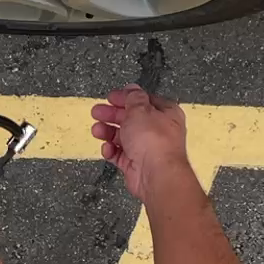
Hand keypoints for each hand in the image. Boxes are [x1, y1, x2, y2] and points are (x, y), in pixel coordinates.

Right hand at [91, 85, 194, 204]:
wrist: (155, 174)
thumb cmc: (155, 142)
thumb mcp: (140, 110)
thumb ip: (133, 98)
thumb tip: (132, 89)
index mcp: (165, 114)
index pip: (143, 101)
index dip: (126, 98)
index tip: (111, 97)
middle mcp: (158, 131)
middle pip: (130, 118)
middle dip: (111, 115)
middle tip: (98, 112)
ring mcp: (146, 148)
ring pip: (122, 136)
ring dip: (108, 132)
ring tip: (97, 130)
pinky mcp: (136, 164)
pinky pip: (119, 154)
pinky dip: (111, 151)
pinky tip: (107, 148)